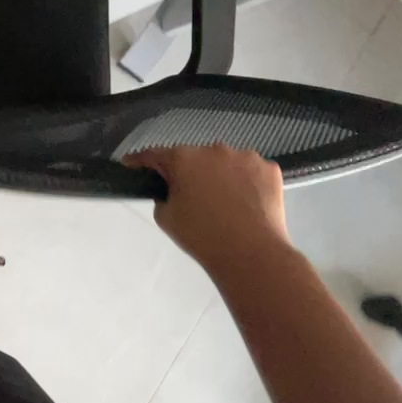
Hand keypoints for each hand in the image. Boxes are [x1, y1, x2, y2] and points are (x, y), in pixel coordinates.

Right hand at [122, 143, 292, 274]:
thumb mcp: (165, 216)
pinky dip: (243, 181)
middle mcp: (214, 150)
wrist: (250, 252)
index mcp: (183, 159)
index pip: (154, 154)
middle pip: (193, 157)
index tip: (131, 164)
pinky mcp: (269, 169)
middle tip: (186, 194)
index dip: (140, 160)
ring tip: (219, 200)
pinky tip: (242, 200)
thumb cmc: (201, 235)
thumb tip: (172, 188)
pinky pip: (248, 170)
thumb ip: (162, 195)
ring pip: (223, 162)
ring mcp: (246, 157)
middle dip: (186, 171)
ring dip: (216, 174)